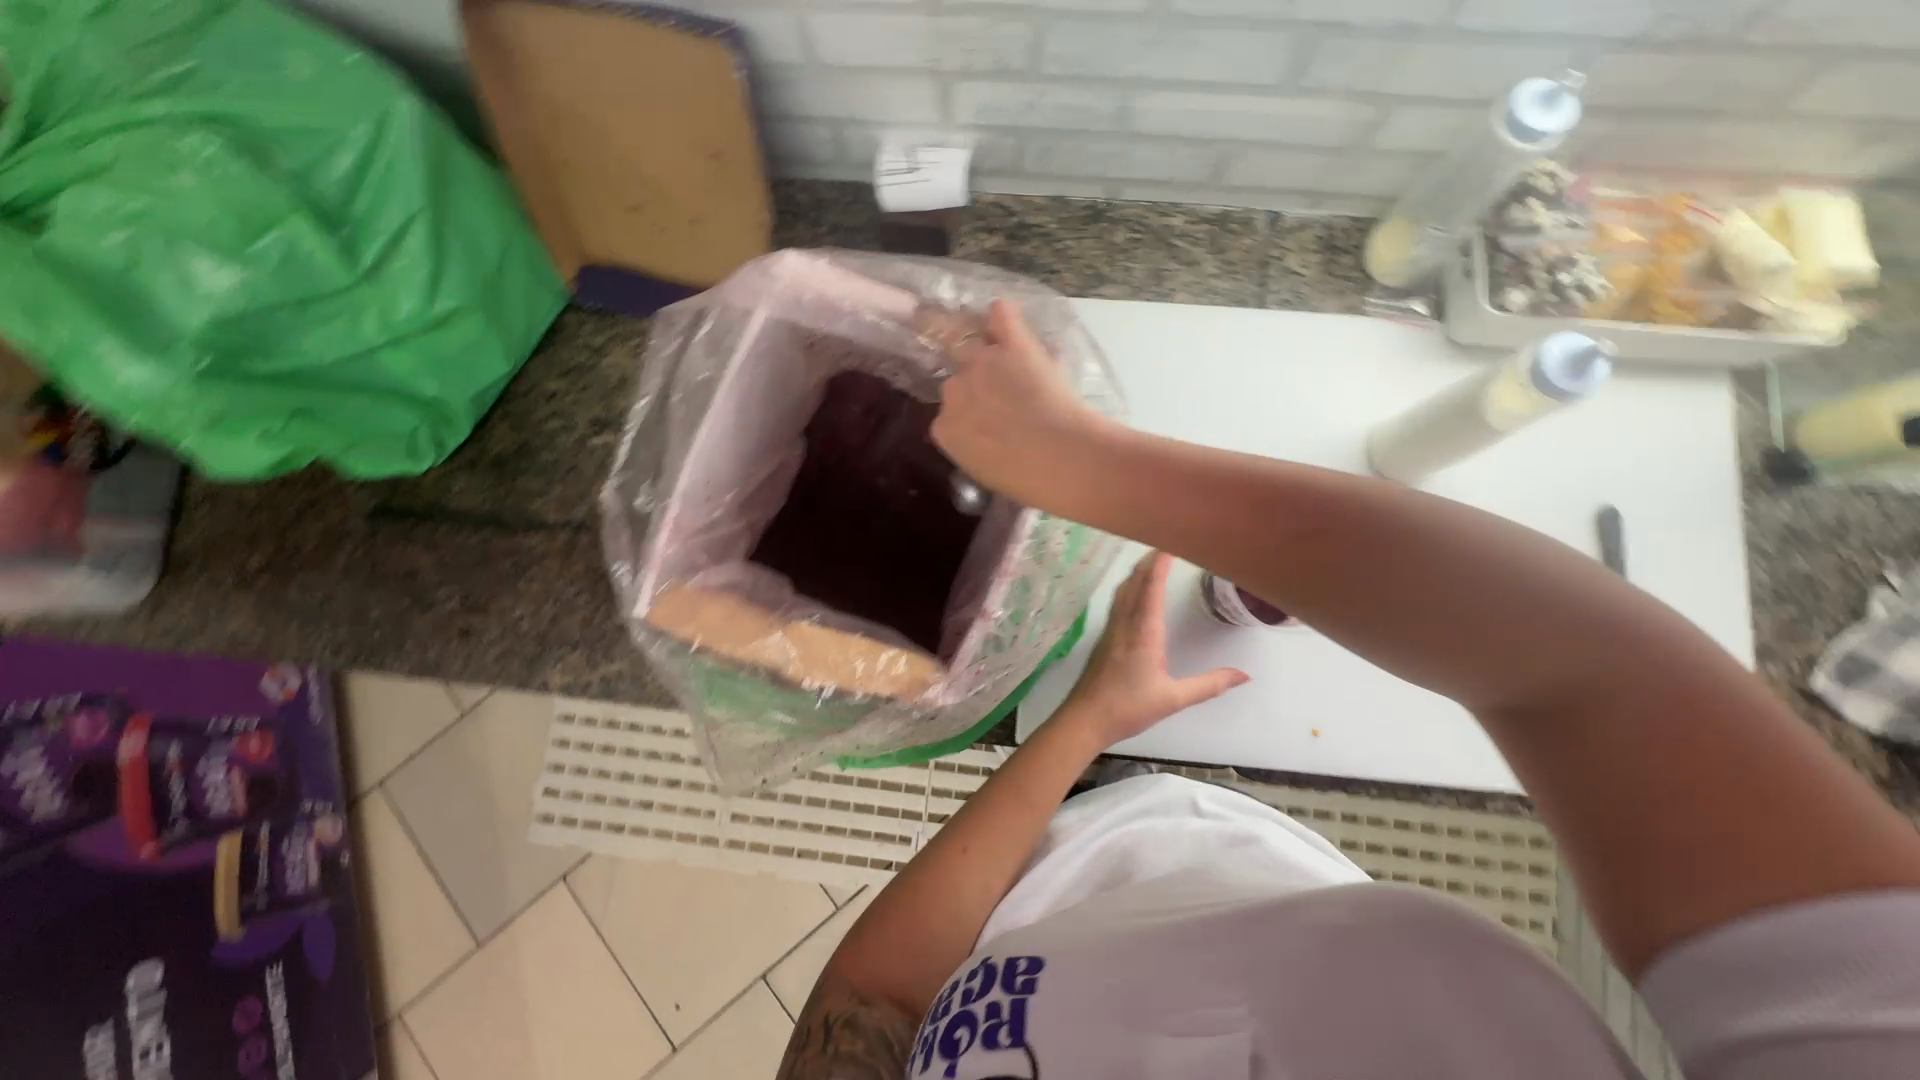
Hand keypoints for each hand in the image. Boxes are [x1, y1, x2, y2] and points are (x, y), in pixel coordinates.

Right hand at [930, 300, 1105, 503]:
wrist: (1063, 458)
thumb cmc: (1028, 481)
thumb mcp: (986, 473)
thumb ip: (974, 448)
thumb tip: (983, 438)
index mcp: (945, 429)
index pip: (947, 415)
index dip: (966, 418)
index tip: (985, 427)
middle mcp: (955, 391)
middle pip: (957, 380)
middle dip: (975, 388)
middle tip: (1003, 402)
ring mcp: (982, 364)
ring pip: (972, 346)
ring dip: (986, 353)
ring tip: (1007, 364)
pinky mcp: (1015, 346)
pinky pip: (1001, 316)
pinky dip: (1003, 316)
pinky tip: (1004, 316)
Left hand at [1054, 552, 1250, 749]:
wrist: (1084, 719)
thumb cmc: (1128, 708)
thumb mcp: (1174, 699)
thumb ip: (1210, 685)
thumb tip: (1244, 675)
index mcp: (1143, 631)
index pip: (1152, 585)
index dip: (1162, 560)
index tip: (1173, 540)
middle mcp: (1125, 622)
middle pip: (1135, 580)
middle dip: (1151, 558)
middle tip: (1168, 540)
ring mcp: (1111, 628)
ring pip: (1124, 589)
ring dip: (1138, 571)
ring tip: (1154, 559)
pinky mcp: (1104, 637)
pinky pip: (1118, 601)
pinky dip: (1129, 586)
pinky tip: (1134, 591)